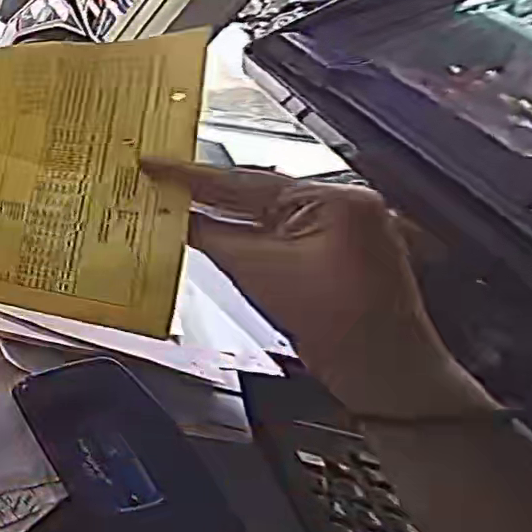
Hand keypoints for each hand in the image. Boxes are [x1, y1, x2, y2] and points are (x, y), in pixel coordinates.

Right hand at [142, 160, 495, 419]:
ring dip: (212, 210)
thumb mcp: (251, 265)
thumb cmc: (336, 319)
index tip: (153, 164)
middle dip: (199, 190)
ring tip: (167, 201)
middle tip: (153, 180)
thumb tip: (169, 211)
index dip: (188, 174)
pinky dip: (232, 229)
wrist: (378, 368)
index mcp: (332, 198)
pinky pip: (266, 229)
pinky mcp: (324, 248)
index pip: (242, 179)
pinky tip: (199, 226)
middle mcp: (339, 205)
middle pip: (249, 191)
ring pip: (255, 210)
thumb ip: (205, 232)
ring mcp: (334, 227)